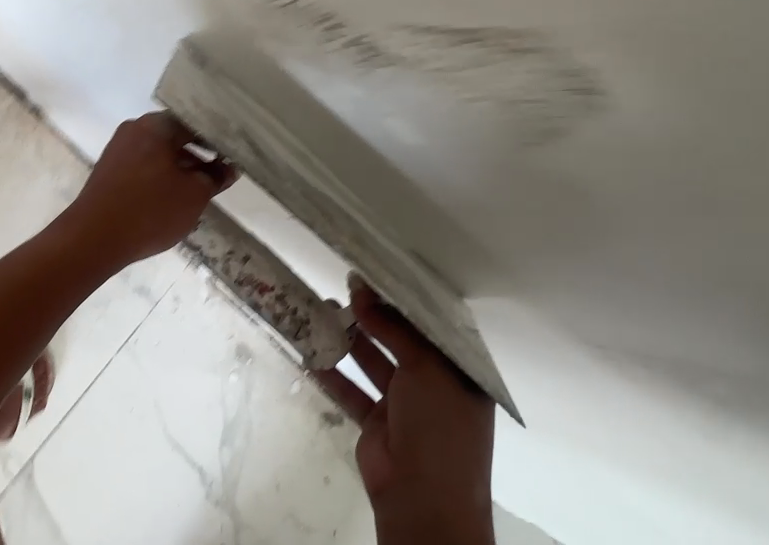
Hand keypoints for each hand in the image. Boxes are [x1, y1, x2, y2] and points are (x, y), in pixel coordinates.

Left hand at [56, 112, 235, 270]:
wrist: (94, 237)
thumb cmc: (150, 210)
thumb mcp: (194, 195)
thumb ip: (215, 177)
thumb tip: (228, 168)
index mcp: (155, 126)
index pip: (195, 122)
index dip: (218, 138)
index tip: (235, 153)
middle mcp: (134, 130)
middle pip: (175, 136)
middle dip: (199, 154)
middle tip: (222, 174)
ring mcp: (118, 149)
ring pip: (159, 152)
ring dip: (181, 167)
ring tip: (202, 190)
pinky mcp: (109, 170)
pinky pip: (143, 165)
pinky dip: (161, 176)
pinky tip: (173, 197)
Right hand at [314, 275, 496, 544]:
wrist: (423, 498)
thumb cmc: (441, 426)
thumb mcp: (425, 368)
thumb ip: (392, 327)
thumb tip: (359, 289)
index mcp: (459, 371)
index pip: (431, 325)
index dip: (405, 300)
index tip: (377, 271)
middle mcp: (434, 383)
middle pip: (399, 339)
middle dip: (373, 315)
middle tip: (345, 284)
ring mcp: (404, 403)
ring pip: (372, 360)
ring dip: (348, 338)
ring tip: (322, 309)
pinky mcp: (376, 420)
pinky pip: (351, 388)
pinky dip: (331, 372)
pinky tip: (309, 351)